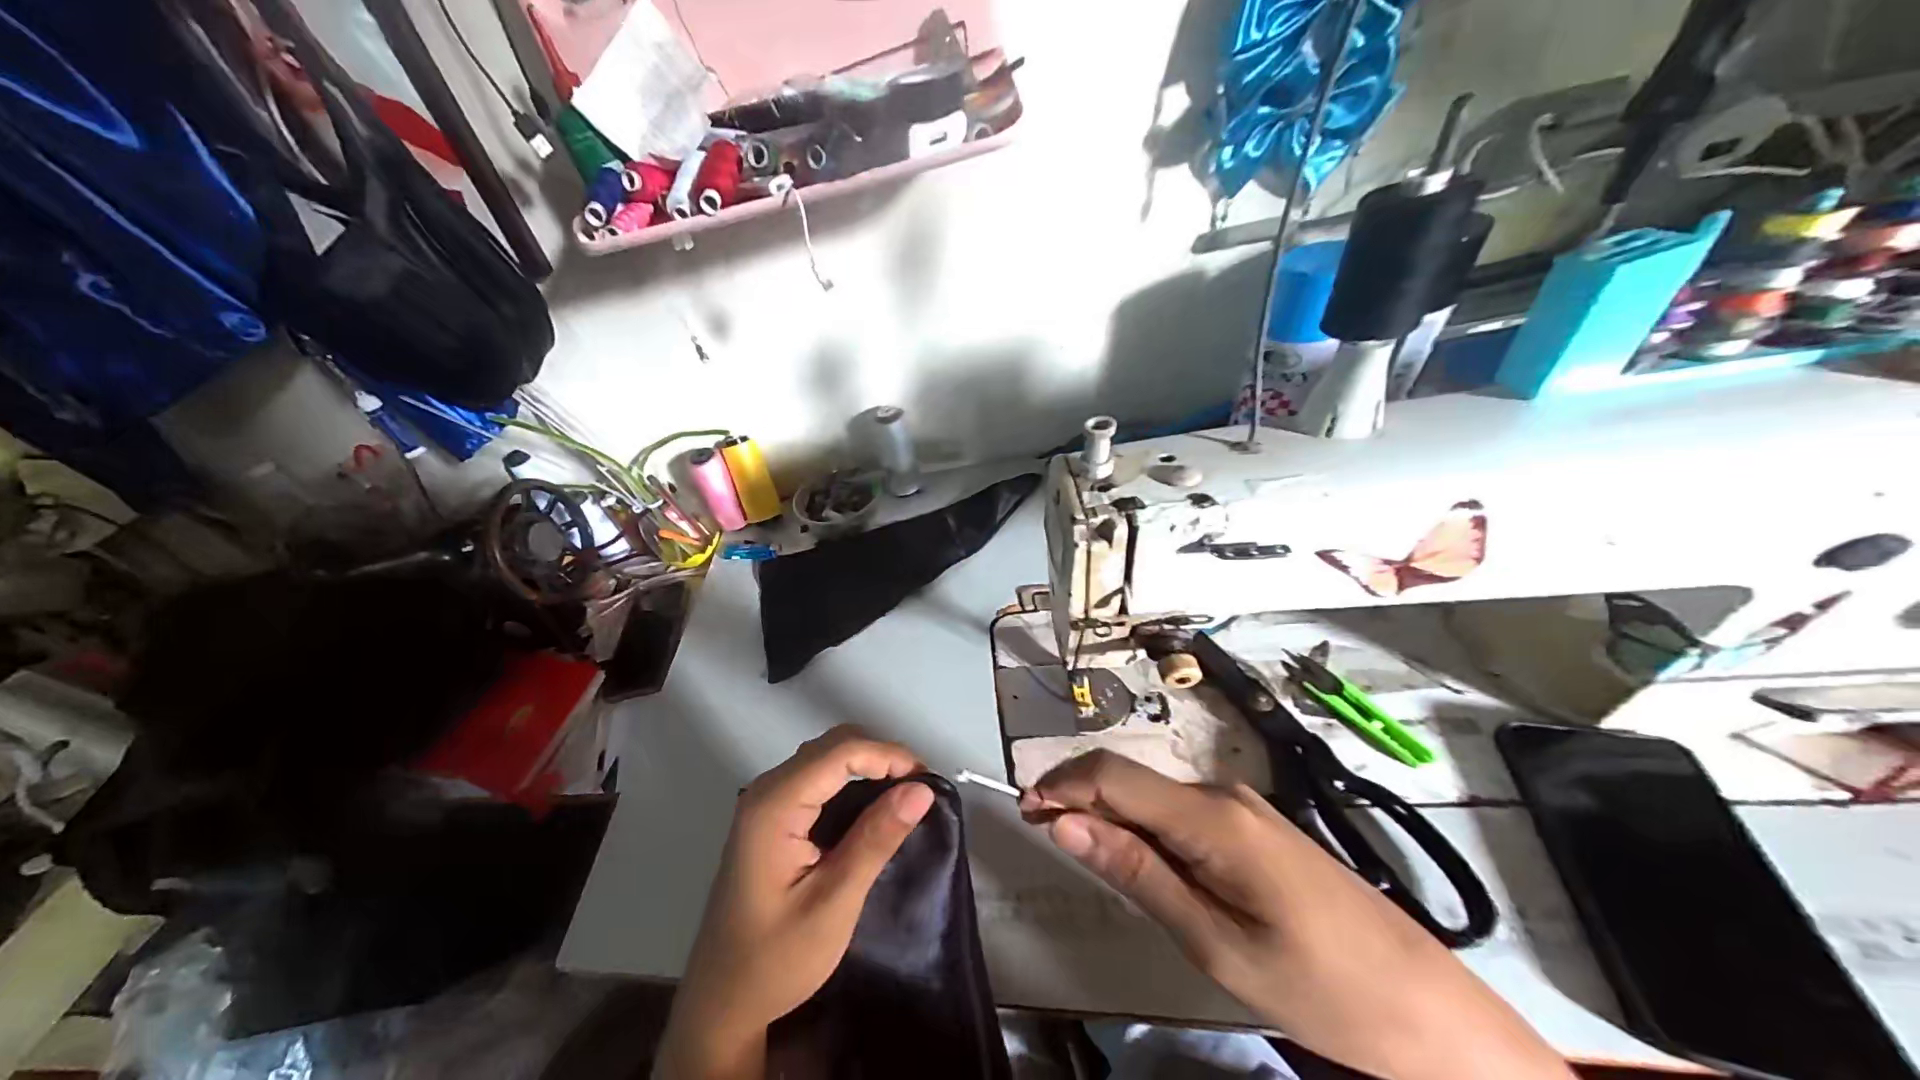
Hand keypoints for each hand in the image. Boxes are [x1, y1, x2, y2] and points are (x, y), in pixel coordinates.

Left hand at [654, 726, 934, 1079]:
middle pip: (831, 745)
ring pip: (825, 757)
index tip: (926, 781)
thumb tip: (921, 789)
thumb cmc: (776, 959)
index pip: (839, 751)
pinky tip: (873, 808)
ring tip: (904, 797)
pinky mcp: (771, 818)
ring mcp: (765, 803)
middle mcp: (765, 792)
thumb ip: (876, 839)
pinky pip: (816, 779)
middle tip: (918, 790)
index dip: (887, 755)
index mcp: (774, 806)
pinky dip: (851, 781)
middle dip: (880, 756)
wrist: (722, 1002)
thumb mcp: (834, 902)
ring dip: (867, 766)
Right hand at [1022, 750, 1571, 1079]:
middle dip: (1081, 799)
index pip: (1116, 775)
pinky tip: (1143, 866)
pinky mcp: (1255, 827)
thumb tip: (1068, 822)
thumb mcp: (1213, 942)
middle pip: (1132, 780)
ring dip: (1112, 816)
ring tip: (1090, 859)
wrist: (1427, 1009)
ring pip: (1155, 796)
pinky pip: (1183, 814)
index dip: (1062, 784)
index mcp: (1214, 817)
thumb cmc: (1319, 988)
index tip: (1025, 813)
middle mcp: (1225, 794)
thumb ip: (1138, 873)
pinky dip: (1146, 830)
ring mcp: (1244, 808)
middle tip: (1047, 839)